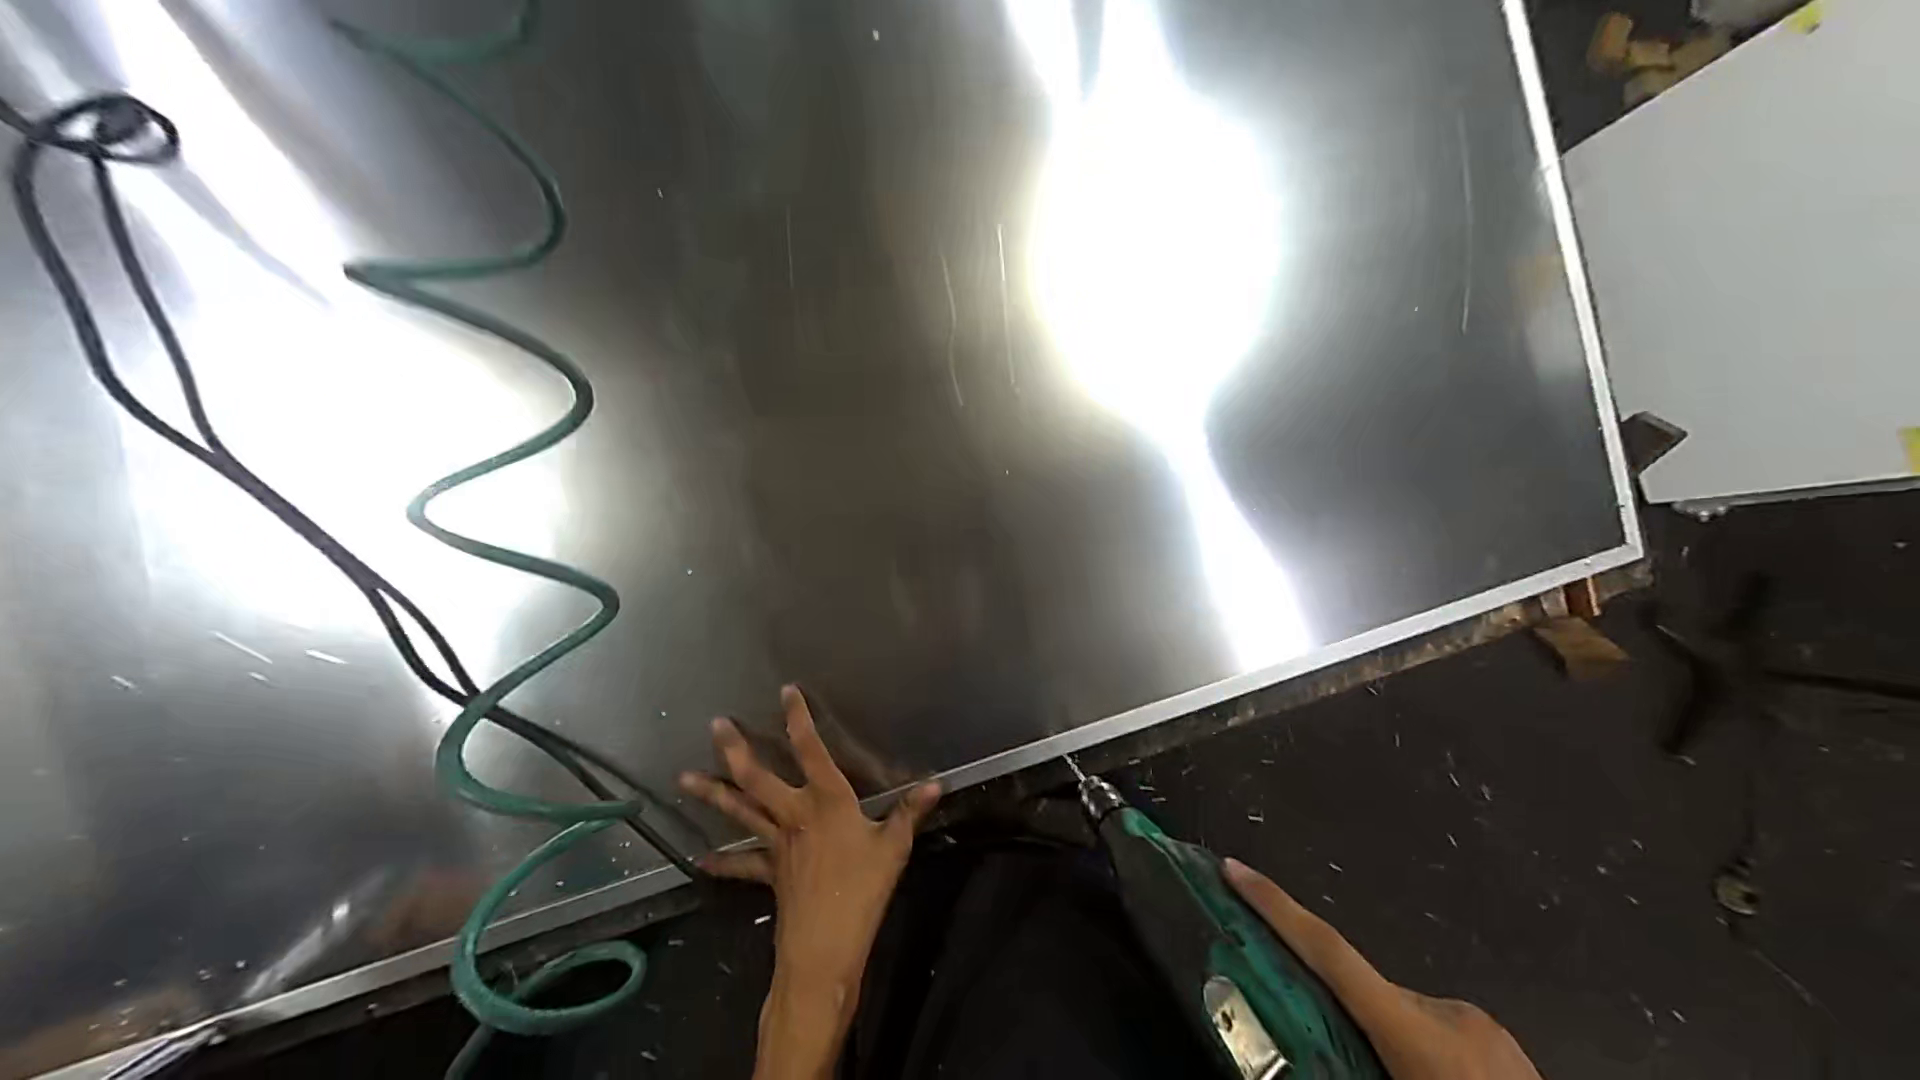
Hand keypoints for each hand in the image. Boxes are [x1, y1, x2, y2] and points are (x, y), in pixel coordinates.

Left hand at [679, 685, 940, 1079]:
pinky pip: (742, 862)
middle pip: (756, 776)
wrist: (824, 947)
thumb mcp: (893, 847)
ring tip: (683, 778)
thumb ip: (909, 812)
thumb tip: (936, 783)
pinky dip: (723, 859)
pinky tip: (701, 858)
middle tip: (715, 724)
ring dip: (712, 793)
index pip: (810, 749)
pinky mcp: (768, 871)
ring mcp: (775, 843)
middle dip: (735, 749)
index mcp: (826, 800)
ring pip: (739, 811)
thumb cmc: (862, 890)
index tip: (786, 692)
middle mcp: (794, 813)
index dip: (798, 718)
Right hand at [1224, 858, 1542, 1079]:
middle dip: (1335, 1005)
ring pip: (1403, 1018)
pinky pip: (1442, 1039)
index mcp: (1414, 1030)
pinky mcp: (1511, 1050)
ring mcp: (1486, 1030)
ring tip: (1381, 1070)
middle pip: (1364, 987)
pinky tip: (1421, 1077)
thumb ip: (1340, 1060)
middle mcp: (1449, 1014)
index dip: (1274, 905)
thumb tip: (1287, 1047)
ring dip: (1383, 1040)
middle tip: (1314, 1036)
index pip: (1326, 949)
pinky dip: (1421, 1056)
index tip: (1232, 868)